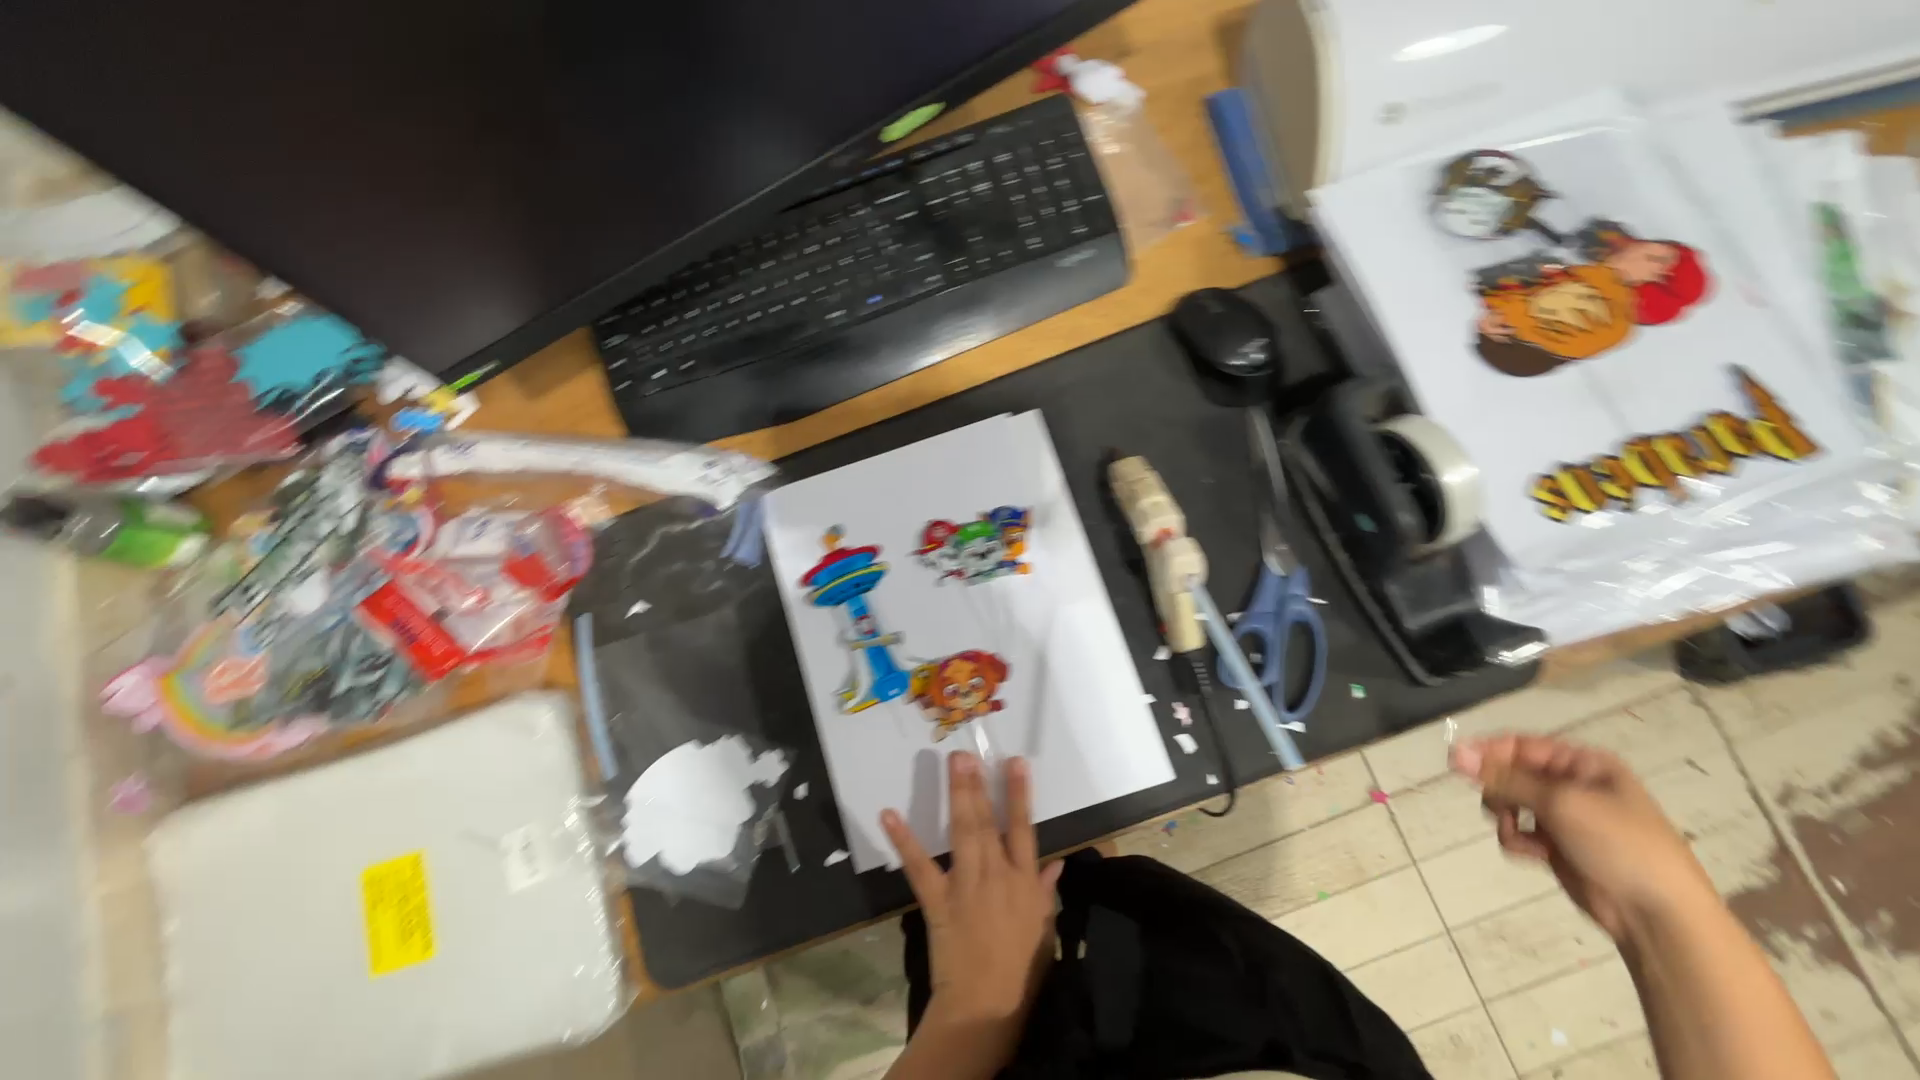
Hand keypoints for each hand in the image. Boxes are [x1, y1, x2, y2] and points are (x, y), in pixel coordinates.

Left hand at [882, 752, 1063, 1025]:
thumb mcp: (1044, 929)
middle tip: (968, 753)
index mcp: (1025, 881)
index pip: (1024, 828)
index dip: (1020, 794)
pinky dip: (904, 840)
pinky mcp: (939, 900)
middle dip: (979, 785)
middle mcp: (997, 874)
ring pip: (962, 832)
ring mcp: (966, 884)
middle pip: (988, 821)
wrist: (988, 1005)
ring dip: (957, 796)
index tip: (1015, 762)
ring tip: (952, 765)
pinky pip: (920, 866)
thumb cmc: (1022, 971)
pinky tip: (889, 814)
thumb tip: (1056, 864)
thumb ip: (1046, 892)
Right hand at [1451, 735, 1715, 940]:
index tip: (1454, 761)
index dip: (1488, 750)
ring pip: (1509, 803)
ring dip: (1506, 816)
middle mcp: (1572, 785)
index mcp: (1583, 763)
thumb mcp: (1561, 802)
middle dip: (1499, 789)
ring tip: (1518, 830)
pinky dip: (1517, 840)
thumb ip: (1505, 778)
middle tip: (1501, 806)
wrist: (1656, 913)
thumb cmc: (1619, 843)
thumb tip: (1454, 752)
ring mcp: (1564, 817)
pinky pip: (1518, 832)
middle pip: (1511, 773)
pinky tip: (1533, 853)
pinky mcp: (1556, 847)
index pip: (1522, 745)